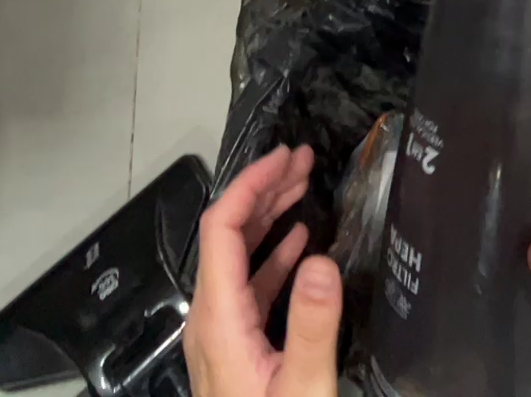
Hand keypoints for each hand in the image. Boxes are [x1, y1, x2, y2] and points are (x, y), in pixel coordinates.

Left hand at [186, 144, 343, 396]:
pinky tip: (300, 243)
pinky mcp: (237, 349)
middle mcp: (211, 319)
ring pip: (240, 256)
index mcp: (218, 320)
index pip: (222, 228)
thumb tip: (319, 256)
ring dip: (270, 215)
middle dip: (265, 189)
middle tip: (306, 159)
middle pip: (228, 234)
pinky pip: (251, 285)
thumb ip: (310, 328)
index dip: (251, 184)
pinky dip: (275, 254)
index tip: (288, 156)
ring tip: (306, 186)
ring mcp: (222, 334)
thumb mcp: (304, 393)